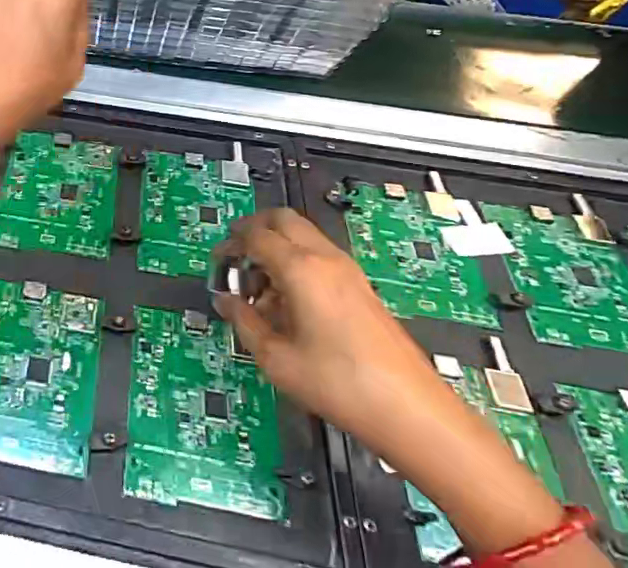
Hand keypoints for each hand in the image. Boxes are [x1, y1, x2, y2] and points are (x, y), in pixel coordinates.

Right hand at [217, 213, 587, 561]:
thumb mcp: (276, 359)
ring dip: (276, 246)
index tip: (218, 262)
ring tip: (260, 289)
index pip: (256, 234)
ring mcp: (347, 270)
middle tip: (236, 257)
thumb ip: (244, 322)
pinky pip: (319, 255)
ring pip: (302, 234)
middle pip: (282, 218)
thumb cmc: (340, 384)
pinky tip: (289, 303)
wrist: (409, 409)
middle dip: (253, 230)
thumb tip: (226, 302)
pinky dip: (296, 261)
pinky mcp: (360, 286)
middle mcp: (325, 258)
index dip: (230, 244)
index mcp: (301, 268)